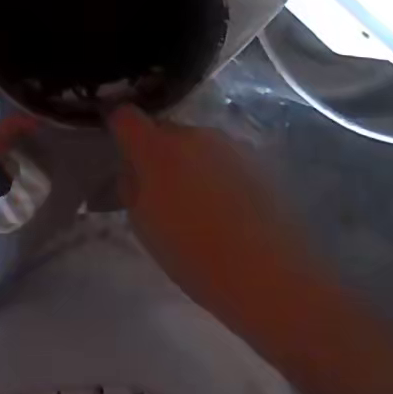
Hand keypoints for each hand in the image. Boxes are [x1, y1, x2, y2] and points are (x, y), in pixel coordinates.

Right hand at [107, 105, 321, 334]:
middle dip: (158, 154)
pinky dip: (220, 176)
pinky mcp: (259, 160)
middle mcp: (194, 134)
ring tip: (201, 209)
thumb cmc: (195, 256)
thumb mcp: (144, 227)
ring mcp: (230, 144)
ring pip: (197, 146)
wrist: (273, 276)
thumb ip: (132, 188)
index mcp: (157, 148)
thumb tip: (134, 170)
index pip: (125, 116)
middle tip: (162, 194)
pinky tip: (230, 212)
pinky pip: (225, 159)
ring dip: (191, 165)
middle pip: (164, 132)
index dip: (119, 131)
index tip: (122, 154)